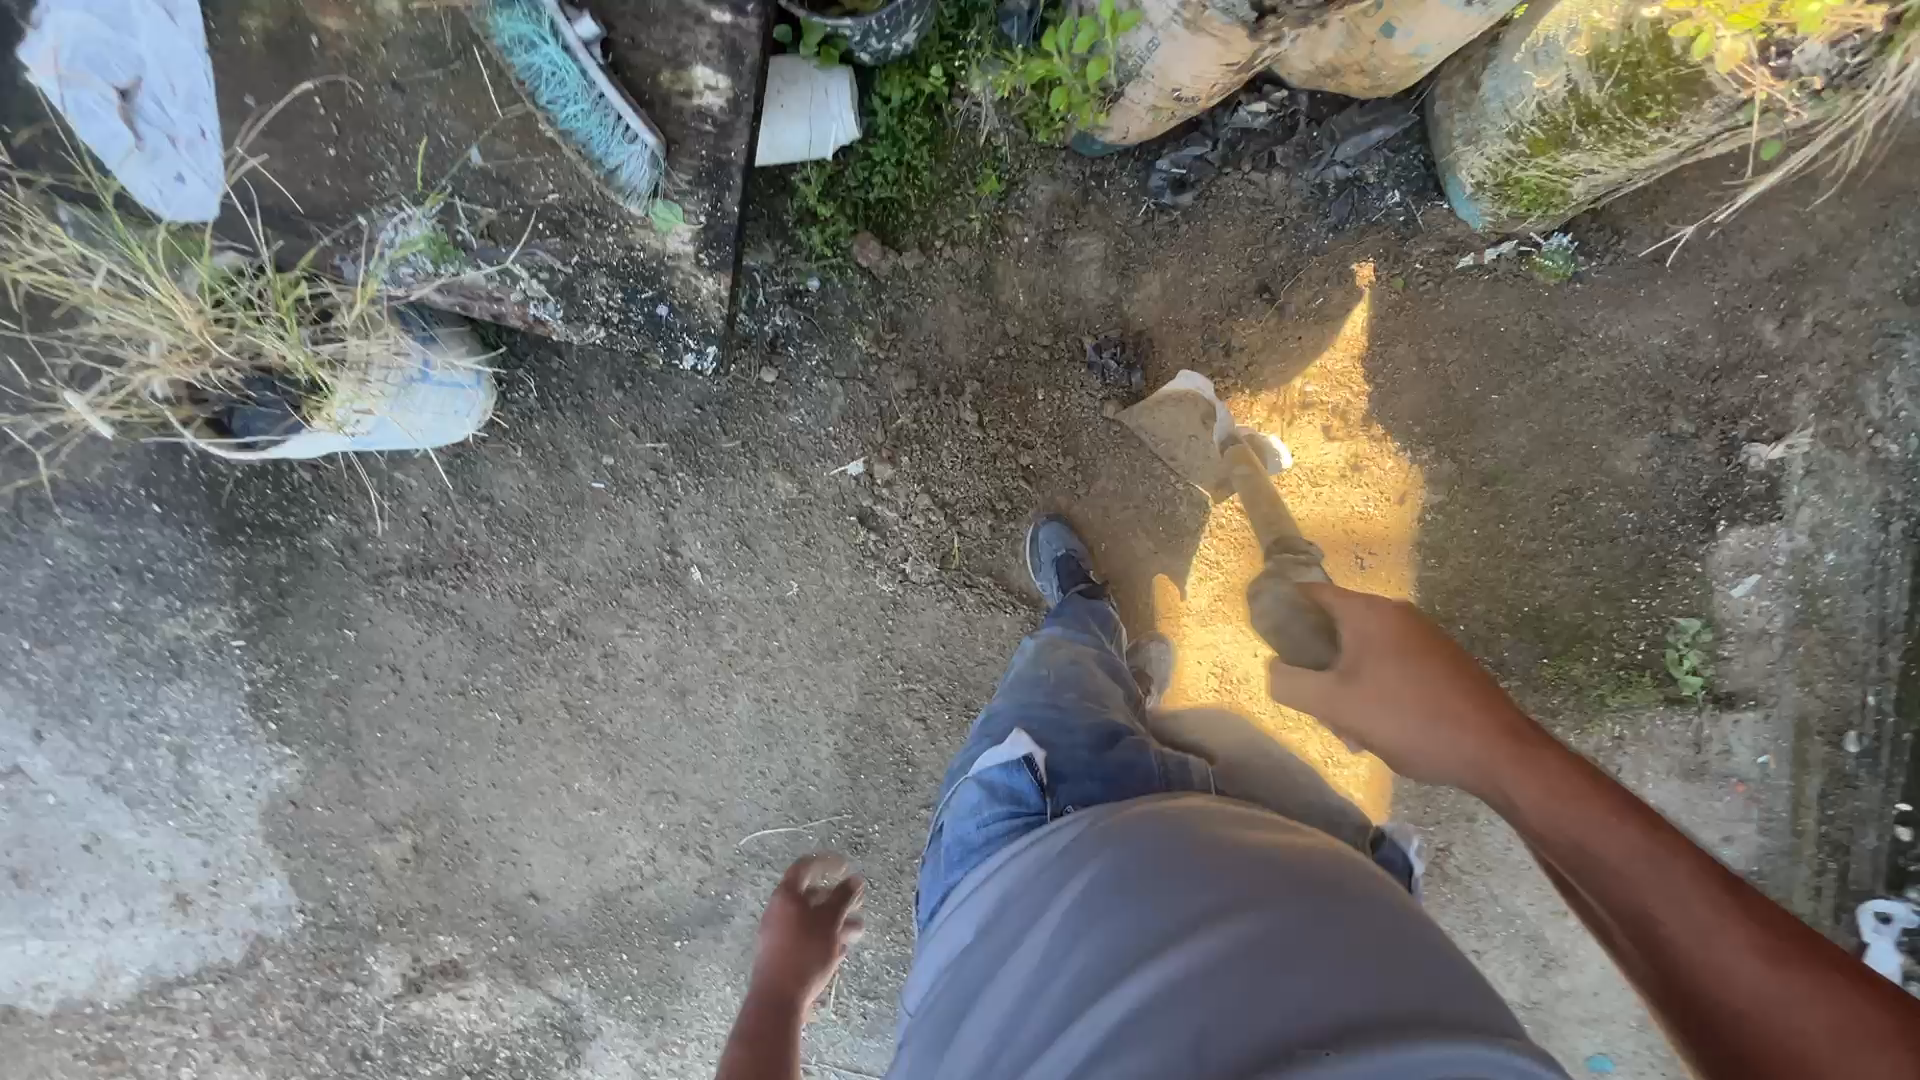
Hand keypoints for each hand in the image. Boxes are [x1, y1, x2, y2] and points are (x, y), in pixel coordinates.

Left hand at [746, 854, 865, 1013]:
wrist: (776, 1001)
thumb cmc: (805, 953)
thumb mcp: (830, 921)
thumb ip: (843, 898)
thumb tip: (855, 879)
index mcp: (786, 896)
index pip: (805, 867)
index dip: (826, 862)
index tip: (846, 867)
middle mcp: (778, 911)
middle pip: (810, 896)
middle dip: (837, 899)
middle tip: (858, 903)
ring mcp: (778, 935)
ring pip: (811, 920)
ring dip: (835, 922)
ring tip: (858, 931)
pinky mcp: (781, 956)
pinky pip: (806, 939)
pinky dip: (824, 939)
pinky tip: (841, 950)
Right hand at [1265, 583, 1553, 798]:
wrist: (1498, 752)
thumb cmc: (1409, 719)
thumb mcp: (1334, 705)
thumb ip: (1288, 683)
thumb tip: (1273, 670)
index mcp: (1368, 613)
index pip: (1309, 593)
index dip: (1280, 611)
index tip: (1266, 642)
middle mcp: (1396, 615)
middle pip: (1333, 628)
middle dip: (1316, 667)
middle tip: (1314, 705)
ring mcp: (1422, 638)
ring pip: (1360, 653)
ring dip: (1344, 687)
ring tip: (1350, 731)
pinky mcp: (1440, 663)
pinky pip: (1388, 666)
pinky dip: (1372, 691)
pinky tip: (1378, 730)